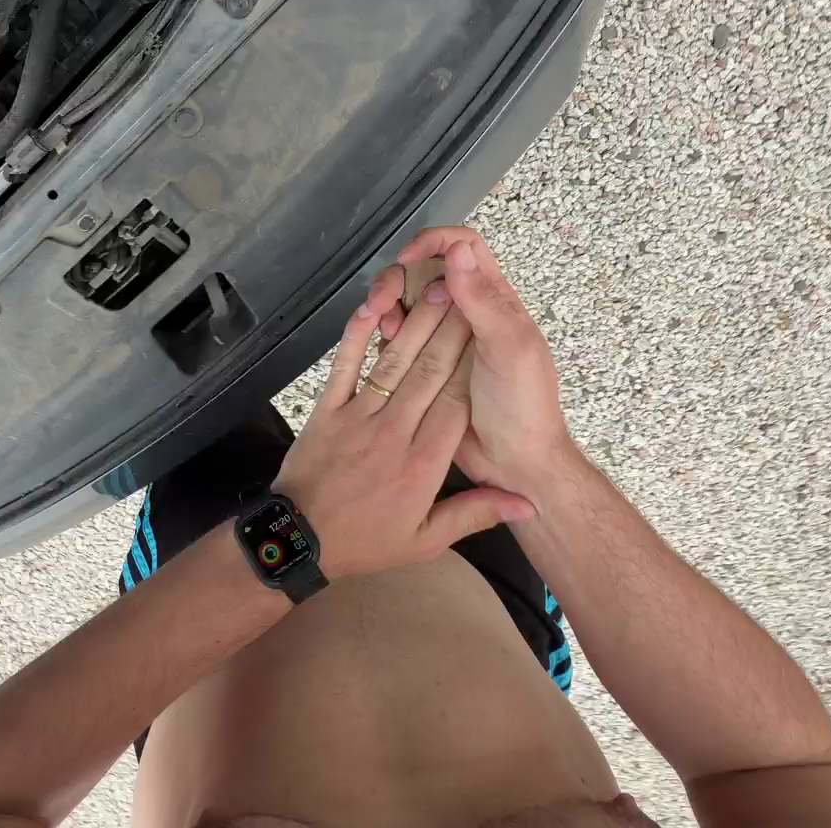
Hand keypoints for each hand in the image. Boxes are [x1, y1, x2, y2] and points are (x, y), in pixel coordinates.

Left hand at [271, 282, 534, 578]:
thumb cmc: (366, 540)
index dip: (475, 364)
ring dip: (416, 324)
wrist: (300, 539)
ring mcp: (357, 416)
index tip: (491, 329)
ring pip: (394, 363)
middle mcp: (394, 432)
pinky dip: (356, 336)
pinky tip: (373, 307)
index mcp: (423, 463)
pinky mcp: (327, 409)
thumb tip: (530, 501)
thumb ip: (476, 514)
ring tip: (437, 289)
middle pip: (431, 372)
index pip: (458, 404)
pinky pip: (344, 366)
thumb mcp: (425, 540)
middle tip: (470, 289)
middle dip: (452, 329)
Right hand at [364, 227, 572, 496]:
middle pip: (425, 271)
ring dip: (387, 305)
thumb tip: (457, 251)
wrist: (513, 462)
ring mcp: (443, 338)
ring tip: (380, 324)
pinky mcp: (424, 364)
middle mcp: (467, 311)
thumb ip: (484, 300)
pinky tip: (382, 344)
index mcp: (495, 299)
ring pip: (407, 302)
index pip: (464, 246)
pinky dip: (384, 333)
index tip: (408, 258)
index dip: (434, 242)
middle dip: (397, 277)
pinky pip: (398, 336)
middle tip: (380, 301)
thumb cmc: (522, 405)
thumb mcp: (510, 348)